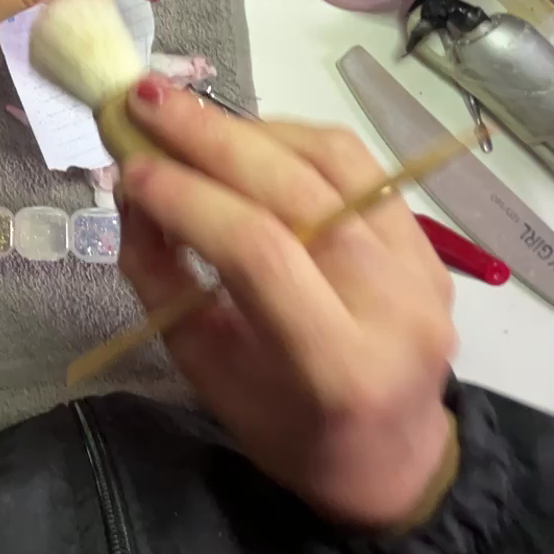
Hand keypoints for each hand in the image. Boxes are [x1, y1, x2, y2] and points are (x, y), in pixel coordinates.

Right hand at [115, 78, 459, 528]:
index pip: (257, 252)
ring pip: (332, 160)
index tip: (126, 168)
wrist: (389, 454)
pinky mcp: (426, 240)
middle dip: (207, 136)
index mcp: (335, 365)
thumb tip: (132, 187)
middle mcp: (395, 306)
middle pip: (296, 191)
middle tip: (142, 99)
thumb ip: (157, 271)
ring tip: (183, 117)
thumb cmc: (278, 422)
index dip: (185, 198)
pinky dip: (287, 135)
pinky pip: (355, 162)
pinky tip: (239, 136)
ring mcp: (422, 266)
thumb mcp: (198, 362)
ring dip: (247, 127)